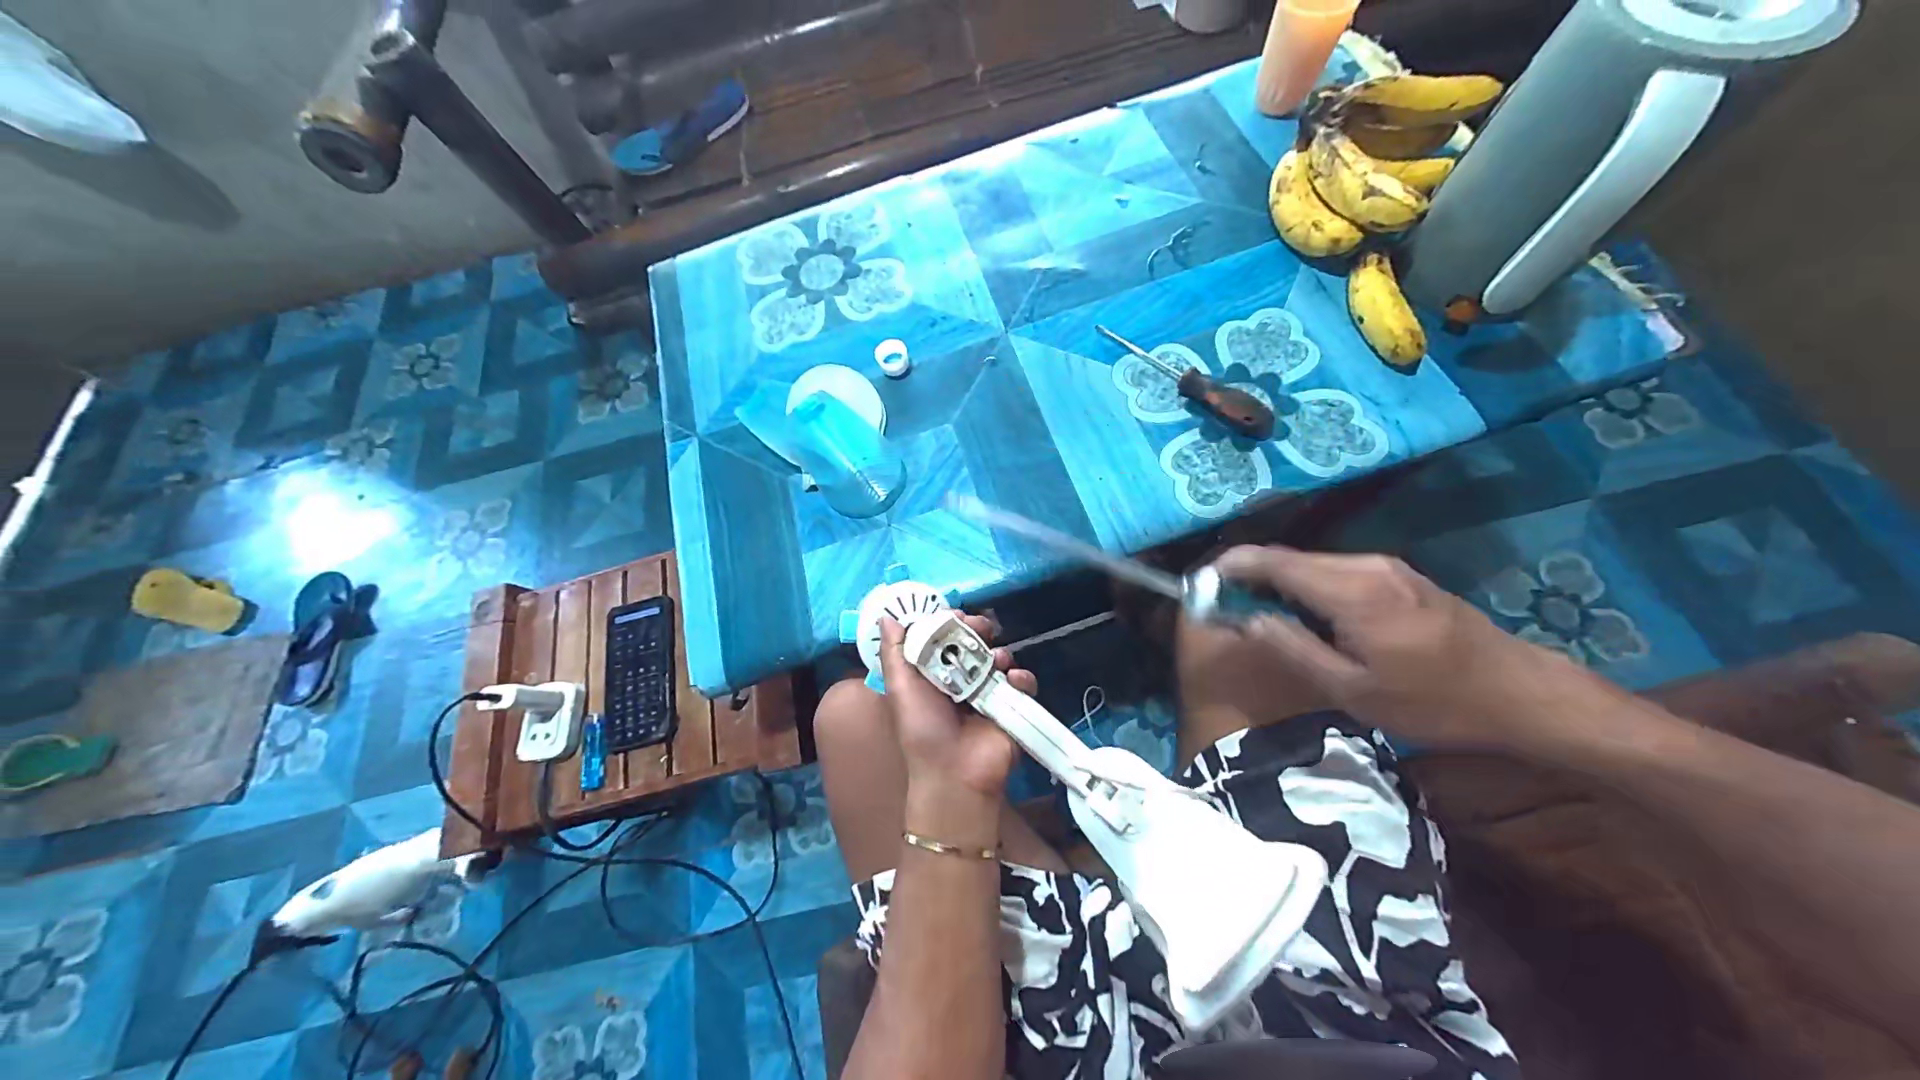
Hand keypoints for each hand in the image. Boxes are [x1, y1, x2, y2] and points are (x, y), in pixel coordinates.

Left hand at [878, 614, 1036, 809]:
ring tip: (998, 659)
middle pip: (975, 643)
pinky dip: (1021, 677)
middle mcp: (962, 680)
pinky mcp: (1012, 706)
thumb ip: (895, 653)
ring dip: (1001, 652)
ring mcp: (989, 692)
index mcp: (934, 674)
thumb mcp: (900, 689)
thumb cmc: (922, 729)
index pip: (945, 638)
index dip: (951, 623)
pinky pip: (1022, 683)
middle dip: (980, 630)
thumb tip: (888, 618)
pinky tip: (1013, 679)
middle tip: (982, 628)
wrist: (954, 774)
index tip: (957, 616)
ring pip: (1000, 658)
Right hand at [1211, 545, 1628, 753]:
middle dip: (1250, 574)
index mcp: (1352, 591)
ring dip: (1278, 580)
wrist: (1521, 694)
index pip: (1274, 561)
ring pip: (1312, 564)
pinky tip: (1302, 612)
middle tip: (1222, 604)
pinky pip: (1336, 571)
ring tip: (1255, 610)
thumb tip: (1245, 620)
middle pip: (1290, 558)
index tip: (1201, 581)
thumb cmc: (1434, 702)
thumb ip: (1292, 649)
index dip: (1232, 566)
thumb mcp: (1353, 690)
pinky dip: (1306, 584)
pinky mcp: (1398, 575)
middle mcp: (1367, 566)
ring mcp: (1386, 567)